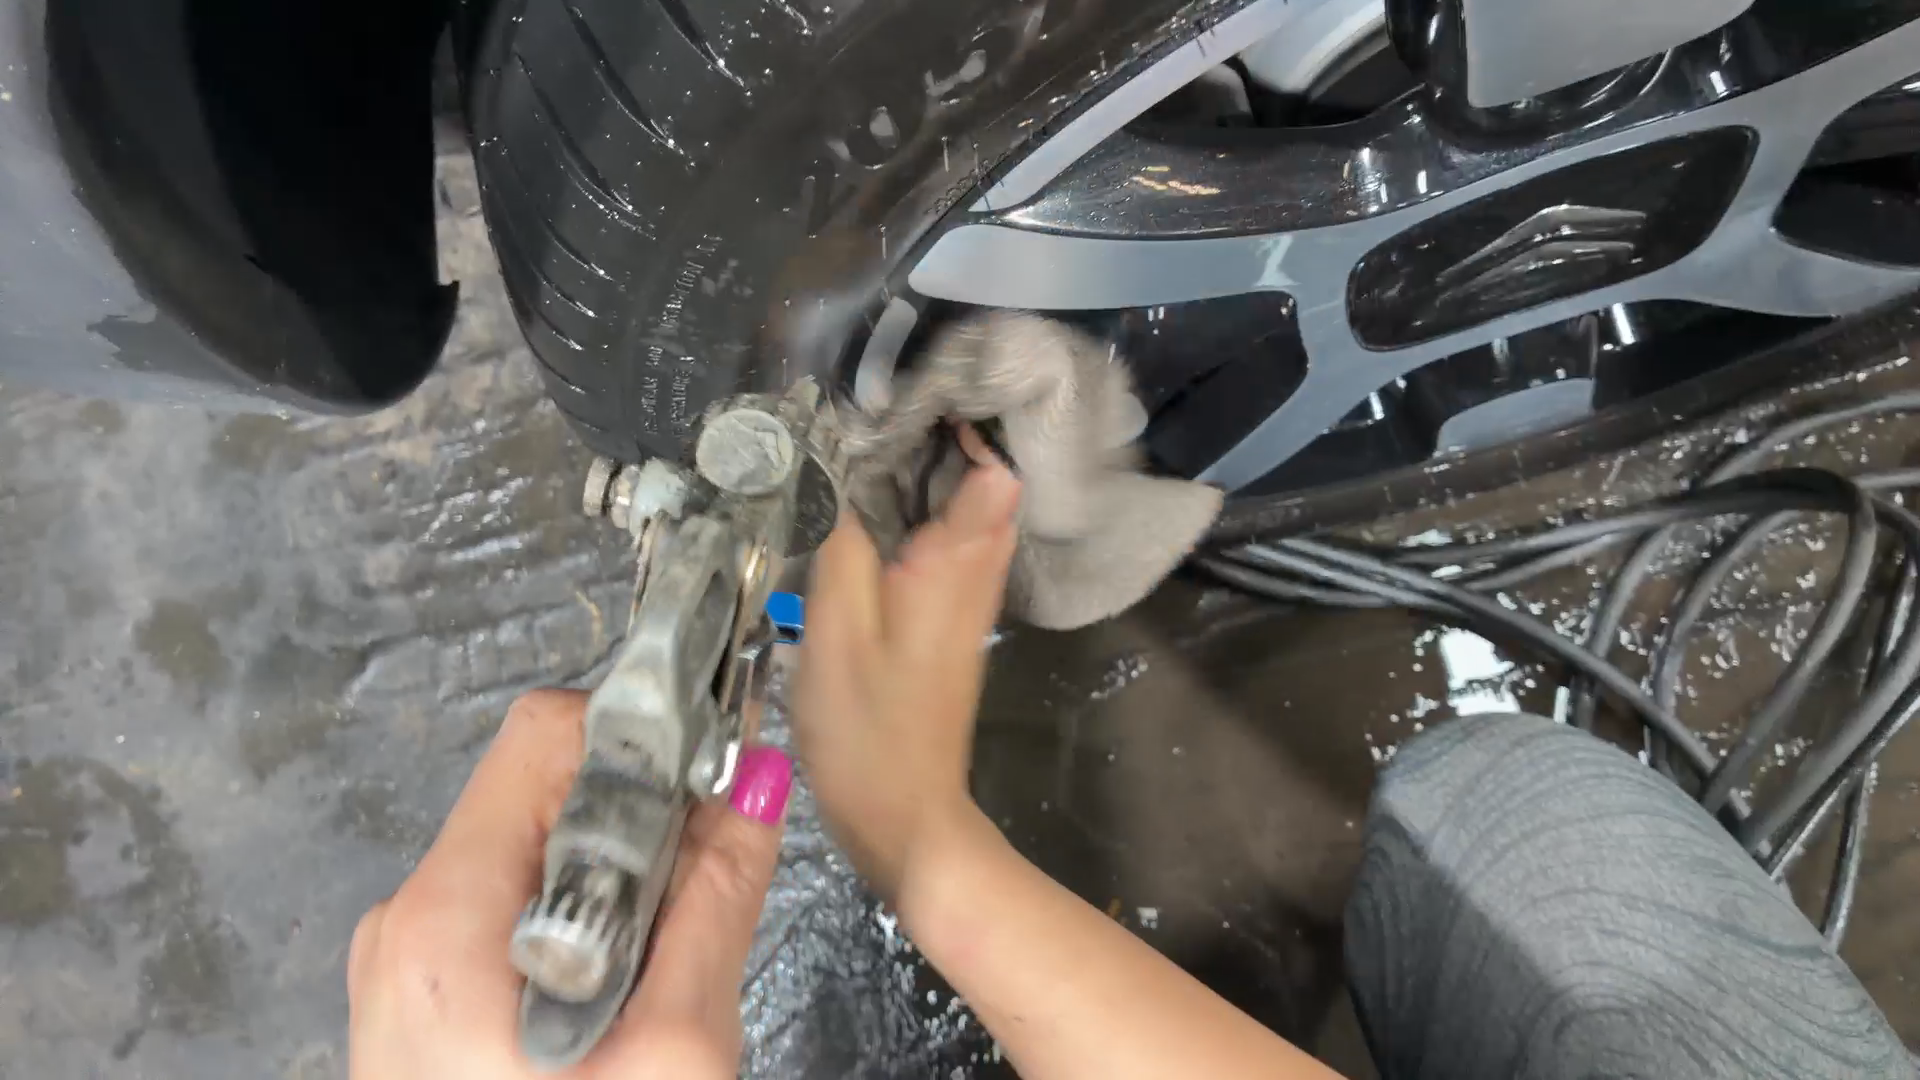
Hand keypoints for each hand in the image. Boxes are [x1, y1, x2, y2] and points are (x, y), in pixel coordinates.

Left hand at [348, 689, 791, 1077]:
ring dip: (634, 848)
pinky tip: (639, 953)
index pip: (547, 735)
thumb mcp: (678, 1045)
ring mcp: (415, 951)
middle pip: (548, 780)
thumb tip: (761, 775)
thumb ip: (721, 891)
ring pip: (549, 831)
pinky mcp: (433, 981)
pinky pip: (532, 884)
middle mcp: (412, 914)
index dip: (643, 730)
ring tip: (680, 922)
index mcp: (447, 914)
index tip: (714, 770)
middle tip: (713, 856)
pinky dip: (603, 888)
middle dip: (646, 798)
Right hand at [793, 433, 1020, 899]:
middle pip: (989, 489)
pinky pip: (955, 553)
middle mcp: (978, 576)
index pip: (996, 472)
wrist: (905, 812)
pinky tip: (876, 522)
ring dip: (933, 483)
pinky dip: (926, 524)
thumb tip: (844, 471)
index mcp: (956, 565)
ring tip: (870, 458)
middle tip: (879, 423)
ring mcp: (972, 603)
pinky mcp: (955, 626)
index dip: (965, 431)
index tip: (911, 405)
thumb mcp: (835, 626)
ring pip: (973, 520)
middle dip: (944, 446)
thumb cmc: (865, 726)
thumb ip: (844, 541)